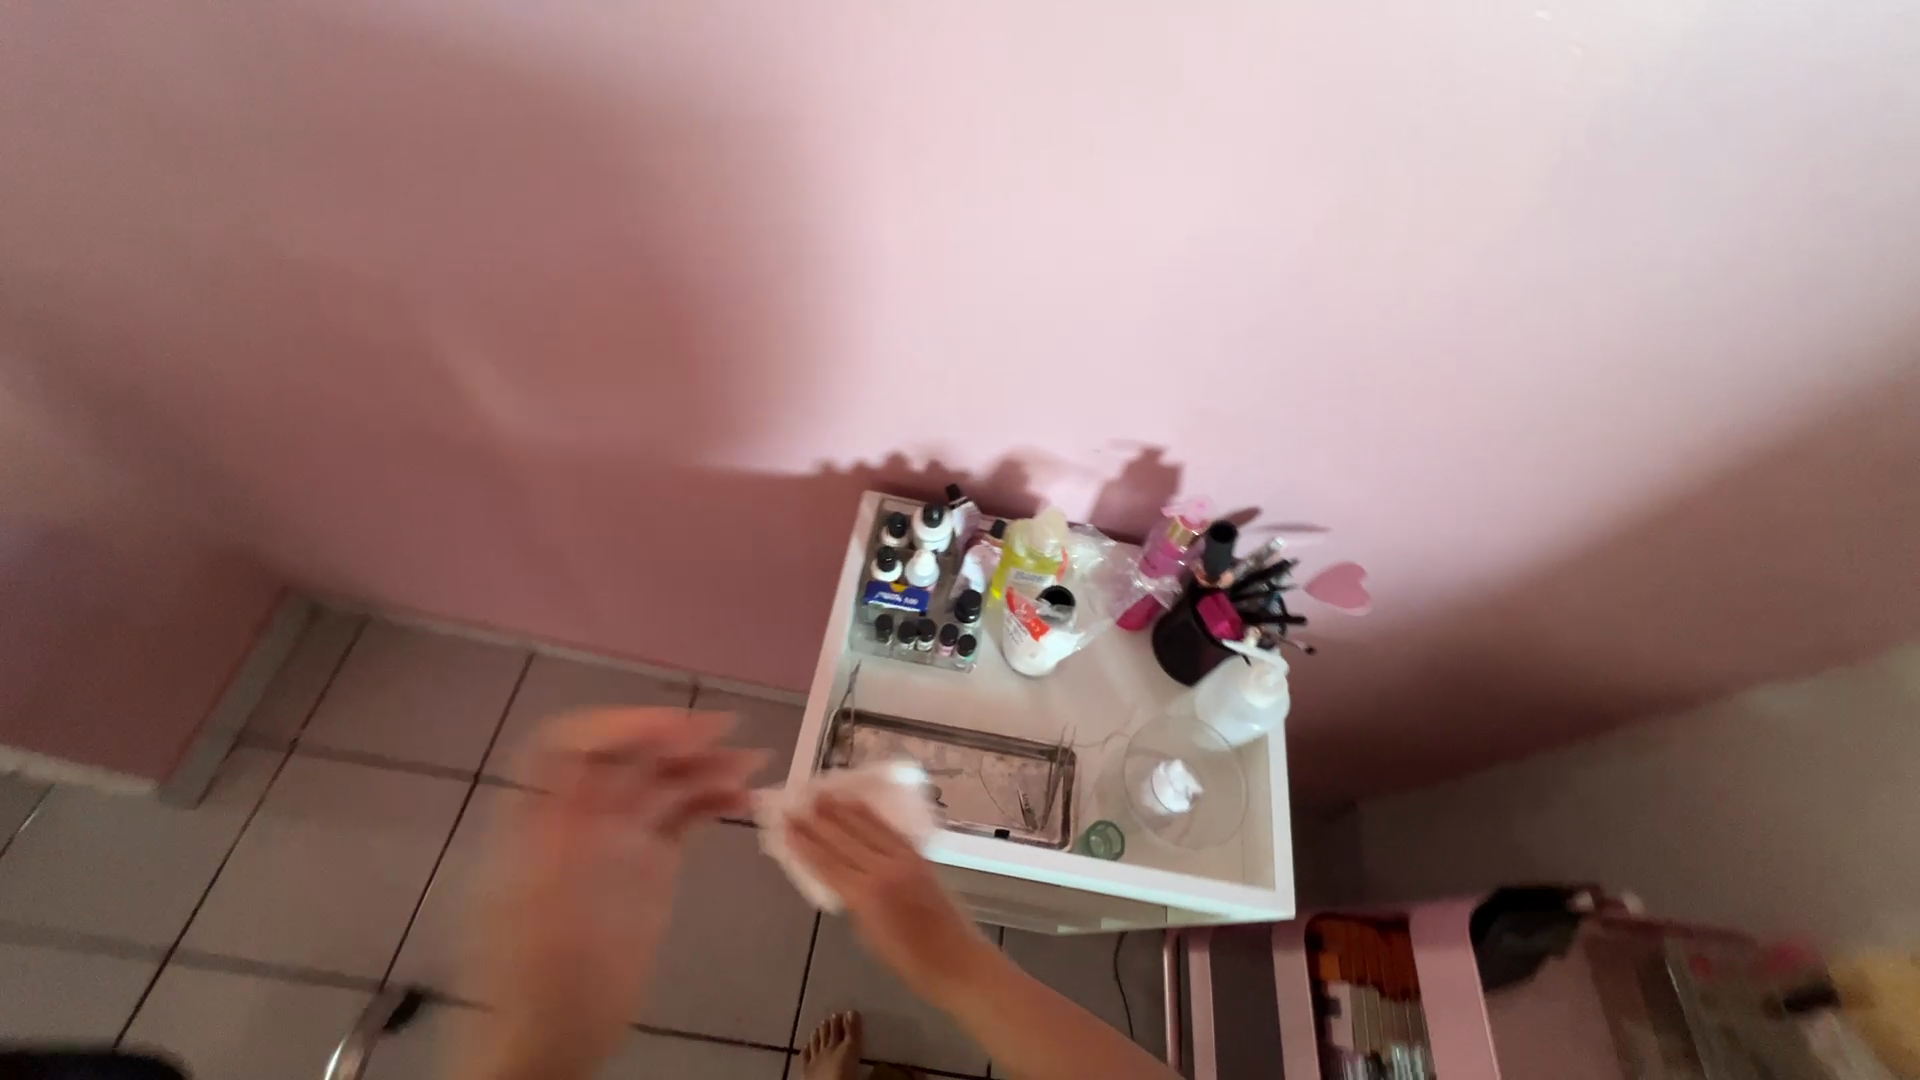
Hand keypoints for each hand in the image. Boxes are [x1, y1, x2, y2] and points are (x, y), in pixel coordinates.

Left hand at [458, 707, 765, 1079]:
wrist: (554, 1046)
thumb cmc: (545, 982)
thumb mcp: (547, 905)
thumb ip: (572, 829)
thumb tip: (594, 763)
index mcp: (542, 819)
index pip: (571, 744)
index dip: (621, 726)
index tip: (675, 731)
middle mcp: (580, 816)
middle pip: (627, 756)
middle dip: (675, 737)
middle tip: (728, 731)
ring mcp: (617, 836)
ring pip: (662, 780)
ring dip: (705, 764)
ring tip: (753, 760)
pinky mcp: (648, 859)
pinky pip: (682, 813)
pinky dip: (712, 798)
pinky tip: (742, 797)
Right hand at [788, 795, 999, 1007]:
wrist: (954, 958)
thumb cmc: (908, 960)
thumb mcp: (868, 935)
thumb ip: (853, 901)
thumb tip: (841, 878)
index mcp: (865, 895)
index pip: (826, 864)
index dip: (804, 844)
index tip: (786, 826)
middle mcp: (882, 869)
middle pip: (843, 839)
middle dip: (817, 822)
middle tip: (796, 804)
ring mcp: (902, 857)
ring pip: (865, 827)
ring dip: (841, 810)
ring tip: (821, 795)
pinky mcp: (917, 853)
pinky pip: (887, 828)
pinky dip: (869, 815)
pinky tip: (856, 805)